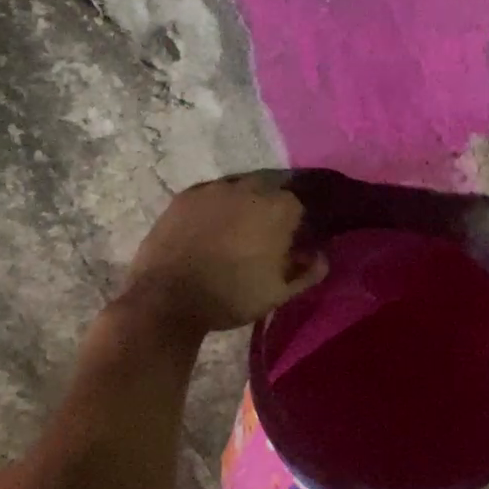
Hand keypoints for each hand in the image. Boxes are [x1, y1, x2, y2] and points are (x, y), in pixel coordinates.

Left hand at [121, 172, 326, 336]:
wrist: (166, 301)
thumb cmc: (231, 297)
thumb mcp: (279, 293)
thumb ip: (308, 272)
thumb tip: (322, 256)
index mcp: (280, 207)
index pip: (301, 205)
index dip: (299, 223)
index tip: (293, 241)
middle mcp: (252, 187)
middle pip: (273, 188)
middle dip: (274, 205)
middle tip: (267, 231)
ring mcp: (216, 188)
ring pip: (242, 186)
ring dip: (246, 201)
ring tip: (238, 226)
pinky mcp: (187, 195)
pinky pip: (212, 193)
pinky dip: (217, 205)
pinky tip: (212, 225)